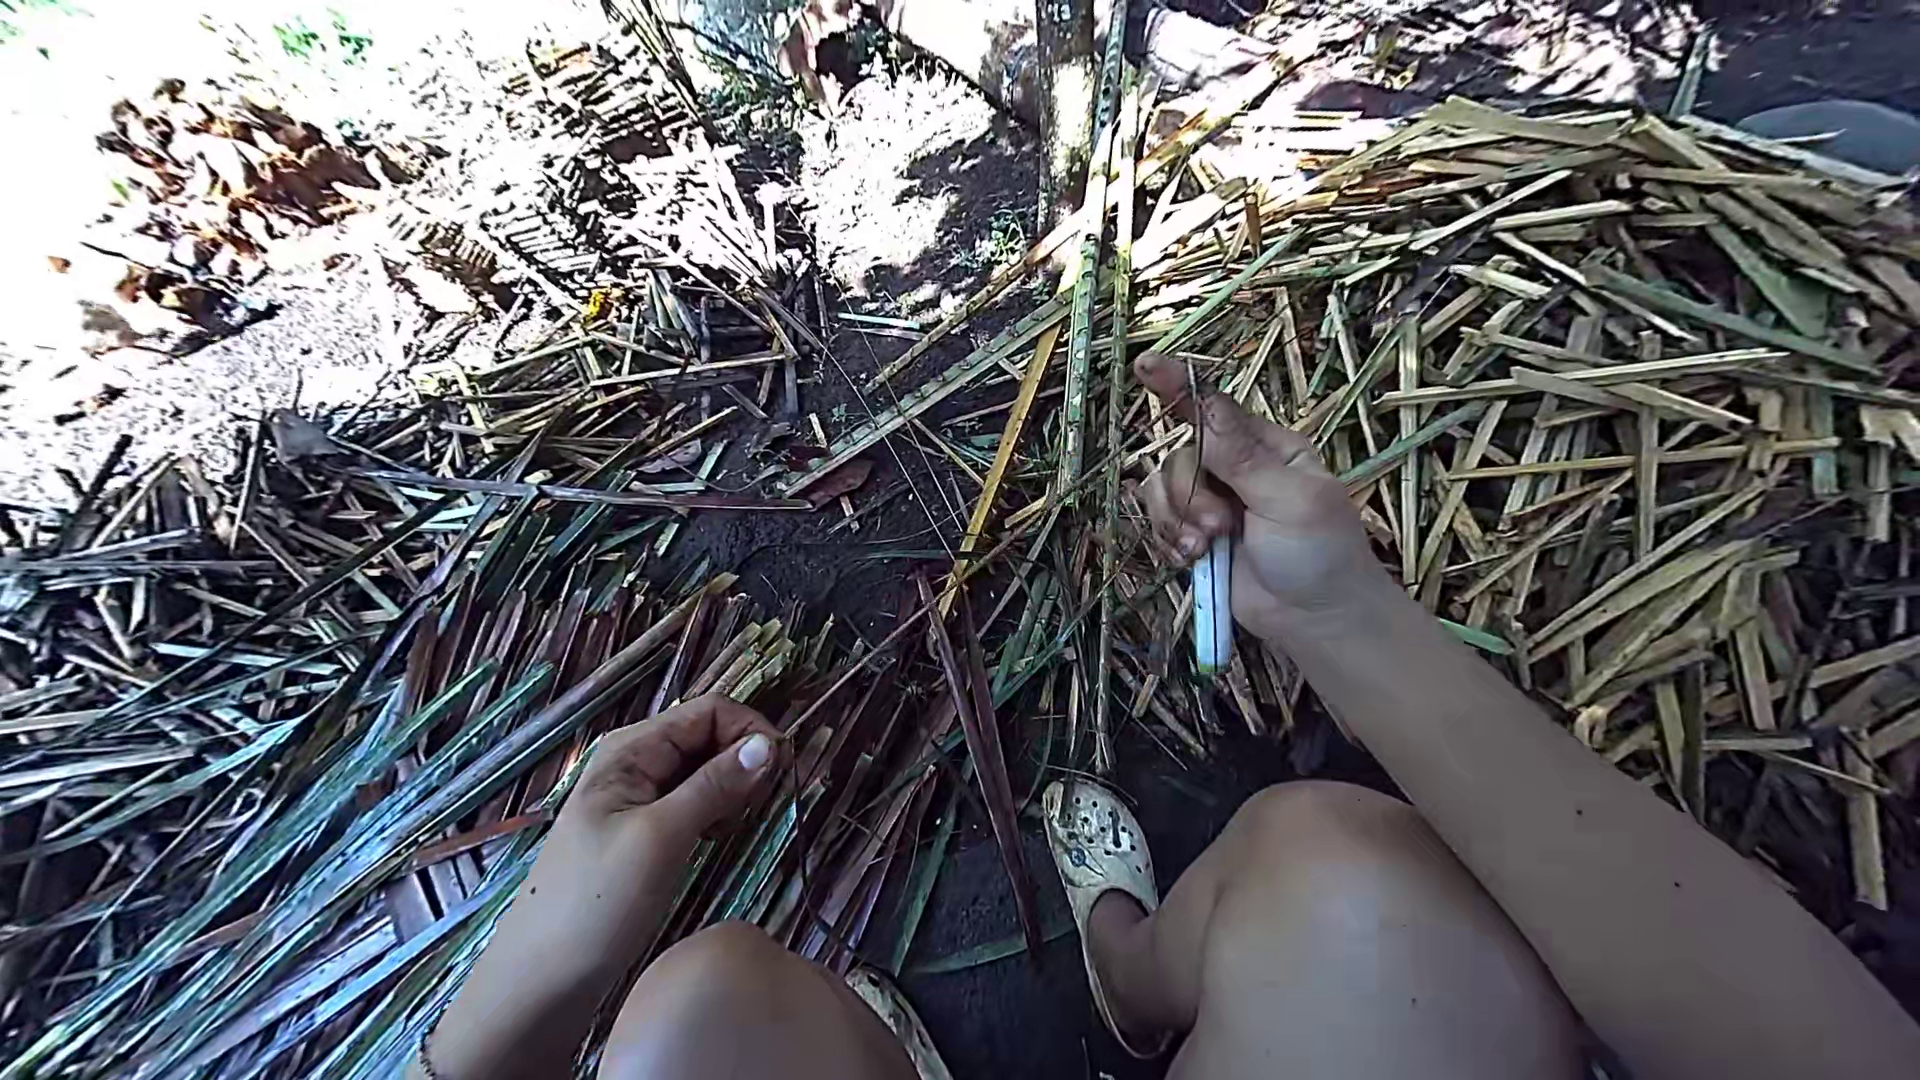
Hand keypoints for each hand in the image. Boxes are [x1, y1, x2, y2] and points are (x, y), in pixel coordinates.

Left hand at [424, 694, 785, 1079]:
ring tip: (735, 823)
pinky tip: (718, 835)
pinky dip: (720, 807)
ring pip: (709, 766)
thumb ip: (717, 783)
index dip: (749, 729)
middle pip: (712, 735)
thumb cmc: (597, 901)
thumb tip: (770, 743)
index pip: (711, 710)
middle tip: (759, 802)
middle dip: (744, 759)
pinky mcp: (650, 824)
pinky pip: (699, 796)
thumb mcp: (662, 835)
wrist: (539, 986)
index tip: (779, 768)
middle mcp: (640, 759)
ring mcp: (643, 793)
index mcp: (634, 747)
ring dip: (734, 786)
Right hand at [1133, 352, 1385, 639]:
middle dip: (1188, 494)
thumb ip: (1241, 456)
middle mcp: (1231, 469)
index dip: (1179, 386)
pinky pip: (1156, 523)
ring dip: (1177, 521)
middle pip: (1178, 457)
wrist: (1314, 621)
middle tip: (1217, 527)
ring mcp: (1208, 503)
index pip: (1215, 409)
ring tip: (1205, 548)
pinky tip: (1191, 560)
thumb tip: (1204, 406)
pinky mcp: (1191, 535)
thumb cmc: (1320, 553)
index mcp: (1265, 448)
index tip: (1146, 366)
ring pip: (1161, 490)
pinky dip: (1168, 540)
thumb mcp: (1289, 499)